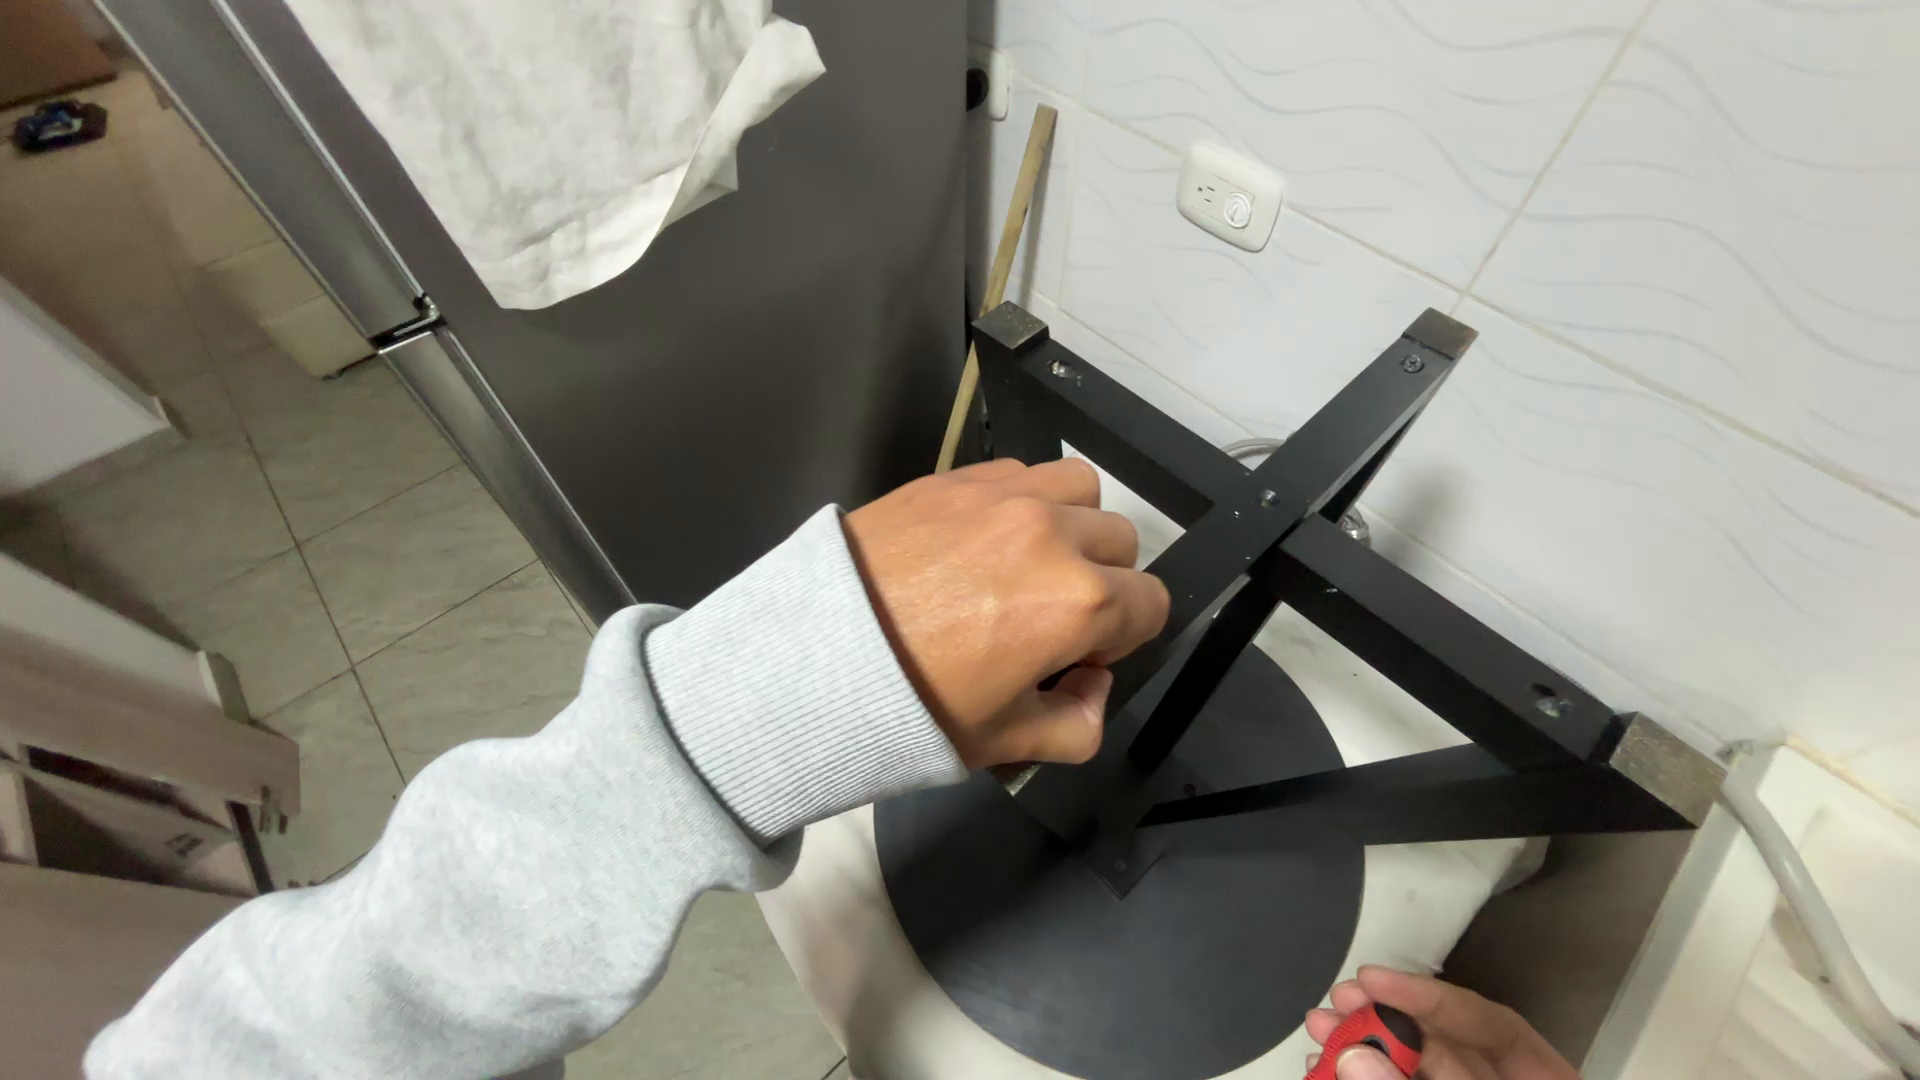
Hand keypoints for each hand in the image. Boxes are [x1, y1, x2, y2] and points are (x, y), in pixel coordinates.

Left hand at [841, 458, 1169, 767]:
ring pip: (1079, 488)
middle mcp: (1051, 533)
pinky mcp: (954, 477)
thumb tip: (1092, 685)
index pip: (1152, 605)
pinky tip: (981, 540)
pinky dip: (1021, 501)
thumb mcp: (1006, 743)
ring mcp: (1001, 495)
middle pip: (1121, 542)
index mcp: (1077, 601)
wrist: (810, 658)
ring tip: (1025, 562)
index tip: (1080, 655)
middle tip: (1049, 614)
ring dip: (1071, 524)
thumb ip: (1079, 725)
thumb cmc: (911, 706)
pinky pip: (1020, 472)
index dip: (1126, 637)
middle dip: (1103, 581)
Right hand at [1306, 966, 1579, 1079]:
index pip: (1496, 1024)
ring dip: (1362, 1047)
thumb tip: (1355, 1056)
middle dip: (1384, 1020)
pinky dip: (1362, 1077)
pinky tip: (1324, 1069)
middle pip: (1445, 1045)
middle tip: (1337, 1000)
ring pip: (1414, 1068)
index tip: (1371, 979)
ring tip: (1318, 1030)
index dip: (1430, 996)